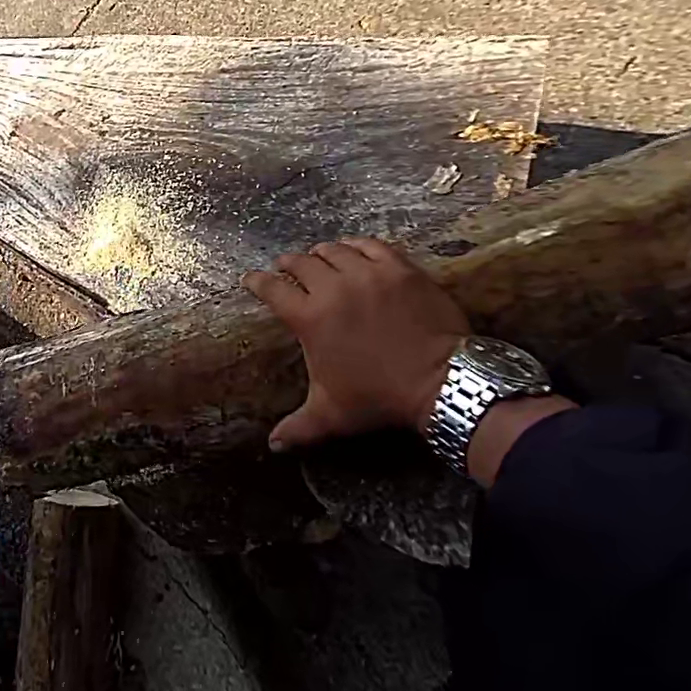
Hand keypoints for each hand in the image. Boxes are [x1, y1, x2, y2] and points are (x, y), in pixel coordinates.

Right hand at [243, 238, 469, 451]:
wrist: (439, 382)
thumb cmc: (378, 397)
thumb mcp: (332, 415)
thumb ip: (299, 427)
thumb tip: (273, 445)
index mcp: (310, 318)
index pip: (272, 290)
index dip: (257, 282)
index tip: (250, 279)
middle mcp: (333, 288)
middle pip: (300, 263)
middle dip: (287, 264)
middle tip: (285, 266)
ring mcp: (368, 274)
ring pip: (334, 250)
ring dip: (321, 253)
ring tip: (319, 256)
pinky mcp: (398, 268)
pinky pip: (370, 245)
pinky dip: (356, 245)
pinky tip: (353, 248)